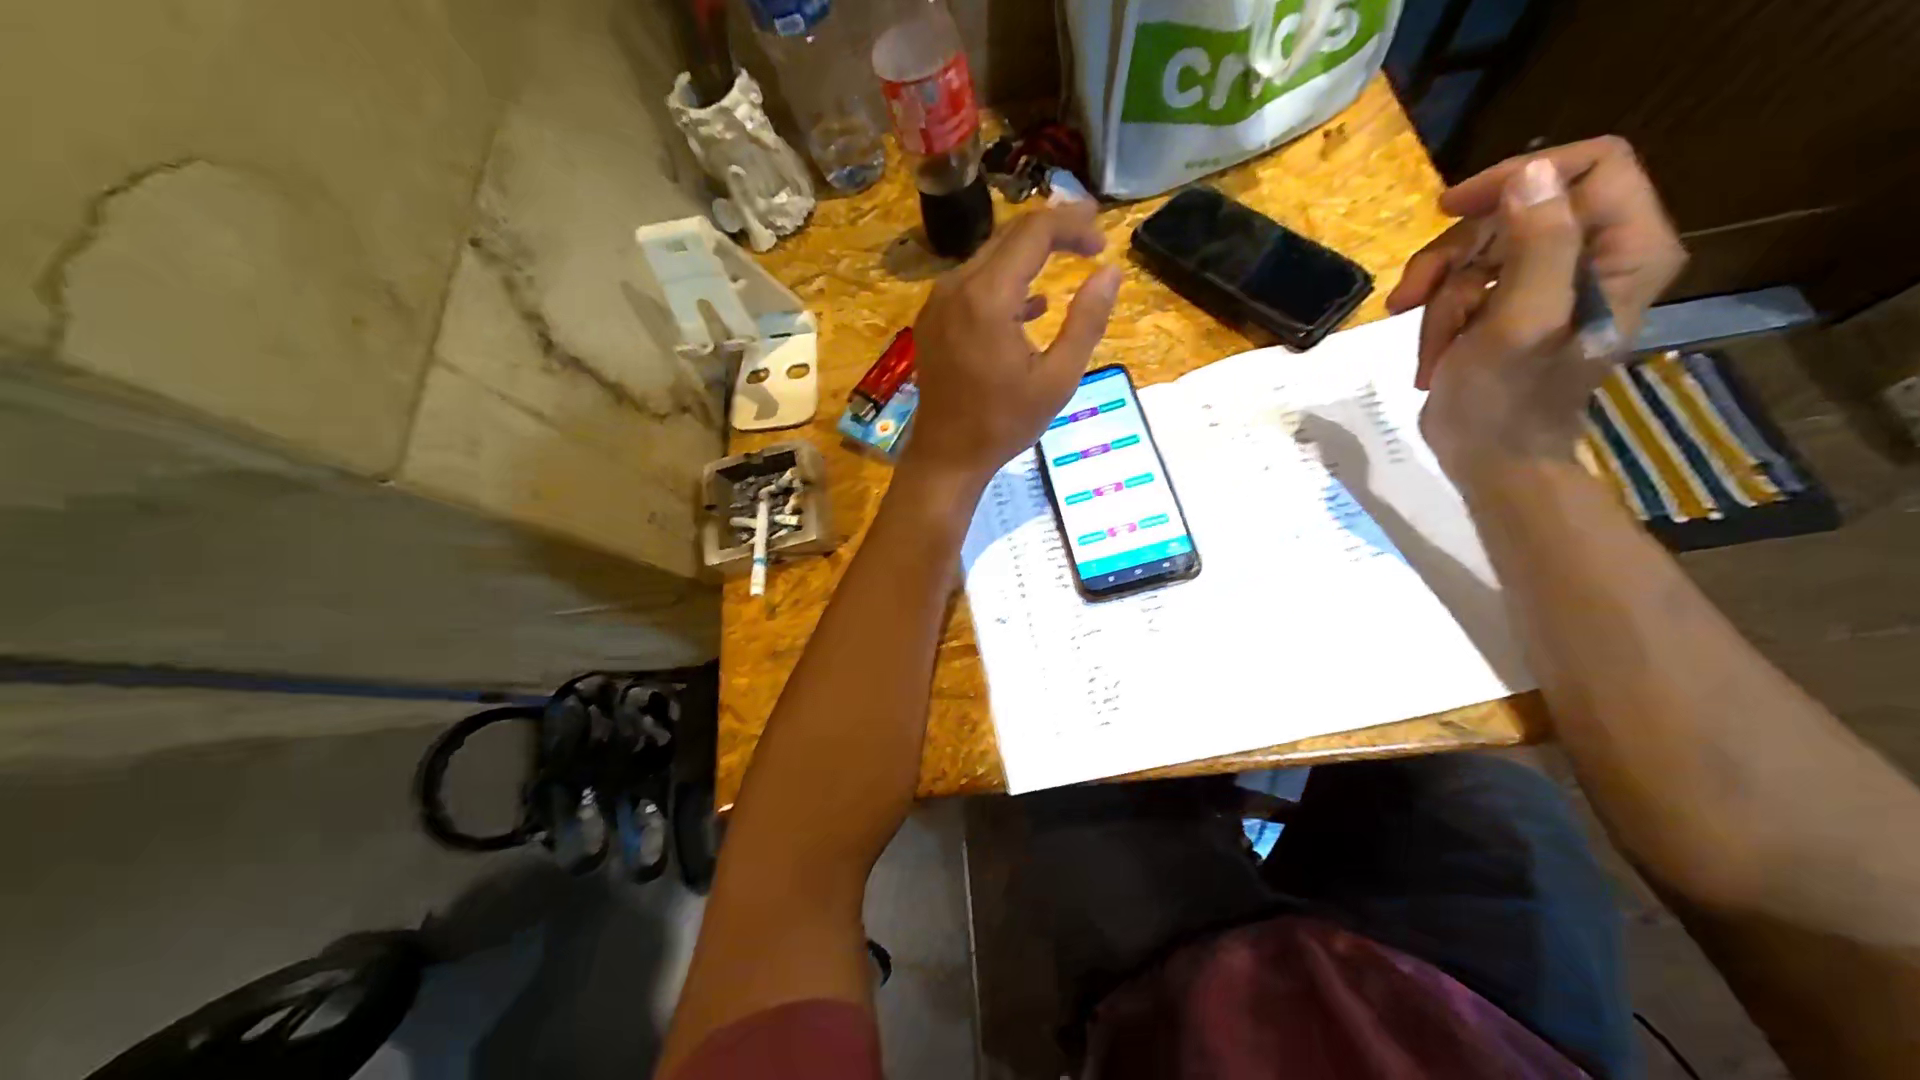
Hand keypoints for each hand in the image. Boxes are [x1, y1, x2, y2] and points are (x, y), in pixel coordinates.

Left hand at [903, 203, 1123, 487]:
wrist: (946, 454)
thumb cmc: (1004, 423)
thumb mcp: (1058, 379)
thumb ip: (1087, 321)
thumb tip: (1111, 272)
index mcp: (987, 298)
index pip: (1034, 233)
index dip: (1073, 226)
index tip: (1102, 243)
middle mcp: (956, 287)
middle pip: (1009, 236)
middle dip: (1053, 230)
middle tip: (1091, 238)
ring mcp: (938, 301)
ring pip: (989, 256)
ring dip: (1028, 255)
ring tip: (1067, 260)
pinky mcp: (932, 318)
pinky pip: (972, 283)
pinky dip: (1004, 282)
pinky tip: (1031, 306)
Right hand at [1383, 137, 1686, 483]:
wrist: (1490, 460)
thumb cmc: (1507, 401)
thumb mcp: (1521, 322)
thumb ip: (1538, 244)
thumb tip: (1529, 172)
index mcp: (1626, 250)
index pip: (1590, 165)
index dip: (1517, 177)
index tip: (1451, 211)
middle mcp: (1596, 255)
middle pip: (1519, 208)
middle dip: (1457, 253)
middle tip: (1411, 295)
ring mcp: (1550, 281)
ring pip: (1481, 248)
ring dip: (1439, 292)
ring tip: (1428, 340)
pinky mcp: (1512, 305)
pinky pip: (1466, 282)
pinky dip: (1438, 313)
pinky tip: (1435, 351)